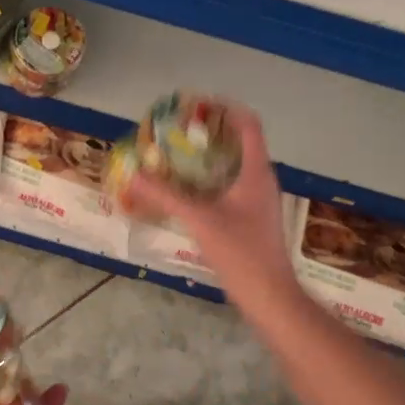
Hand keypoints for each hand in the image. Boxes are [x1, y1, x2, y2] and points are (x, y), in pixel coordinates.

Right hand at [124, 106, 299, 308]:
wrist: (271, 299)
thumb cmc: (242, 254)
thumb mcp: (200, 221)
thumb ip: (165, 195)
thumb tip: (133, 173)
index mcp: (255, 172)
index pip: (248, 124)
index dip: (224, 108)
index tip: (194, 105)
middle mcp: (260, 180)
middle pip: (238, 141)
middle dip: (207, 131)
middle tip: (175, 129)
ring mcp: (257, 200)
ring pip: (232, 164)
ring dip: (206, 155)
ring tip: (173, 153)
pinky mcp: (250, 217)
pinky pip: (228, 184)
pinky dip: (207, 177)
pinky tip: (183, 188)